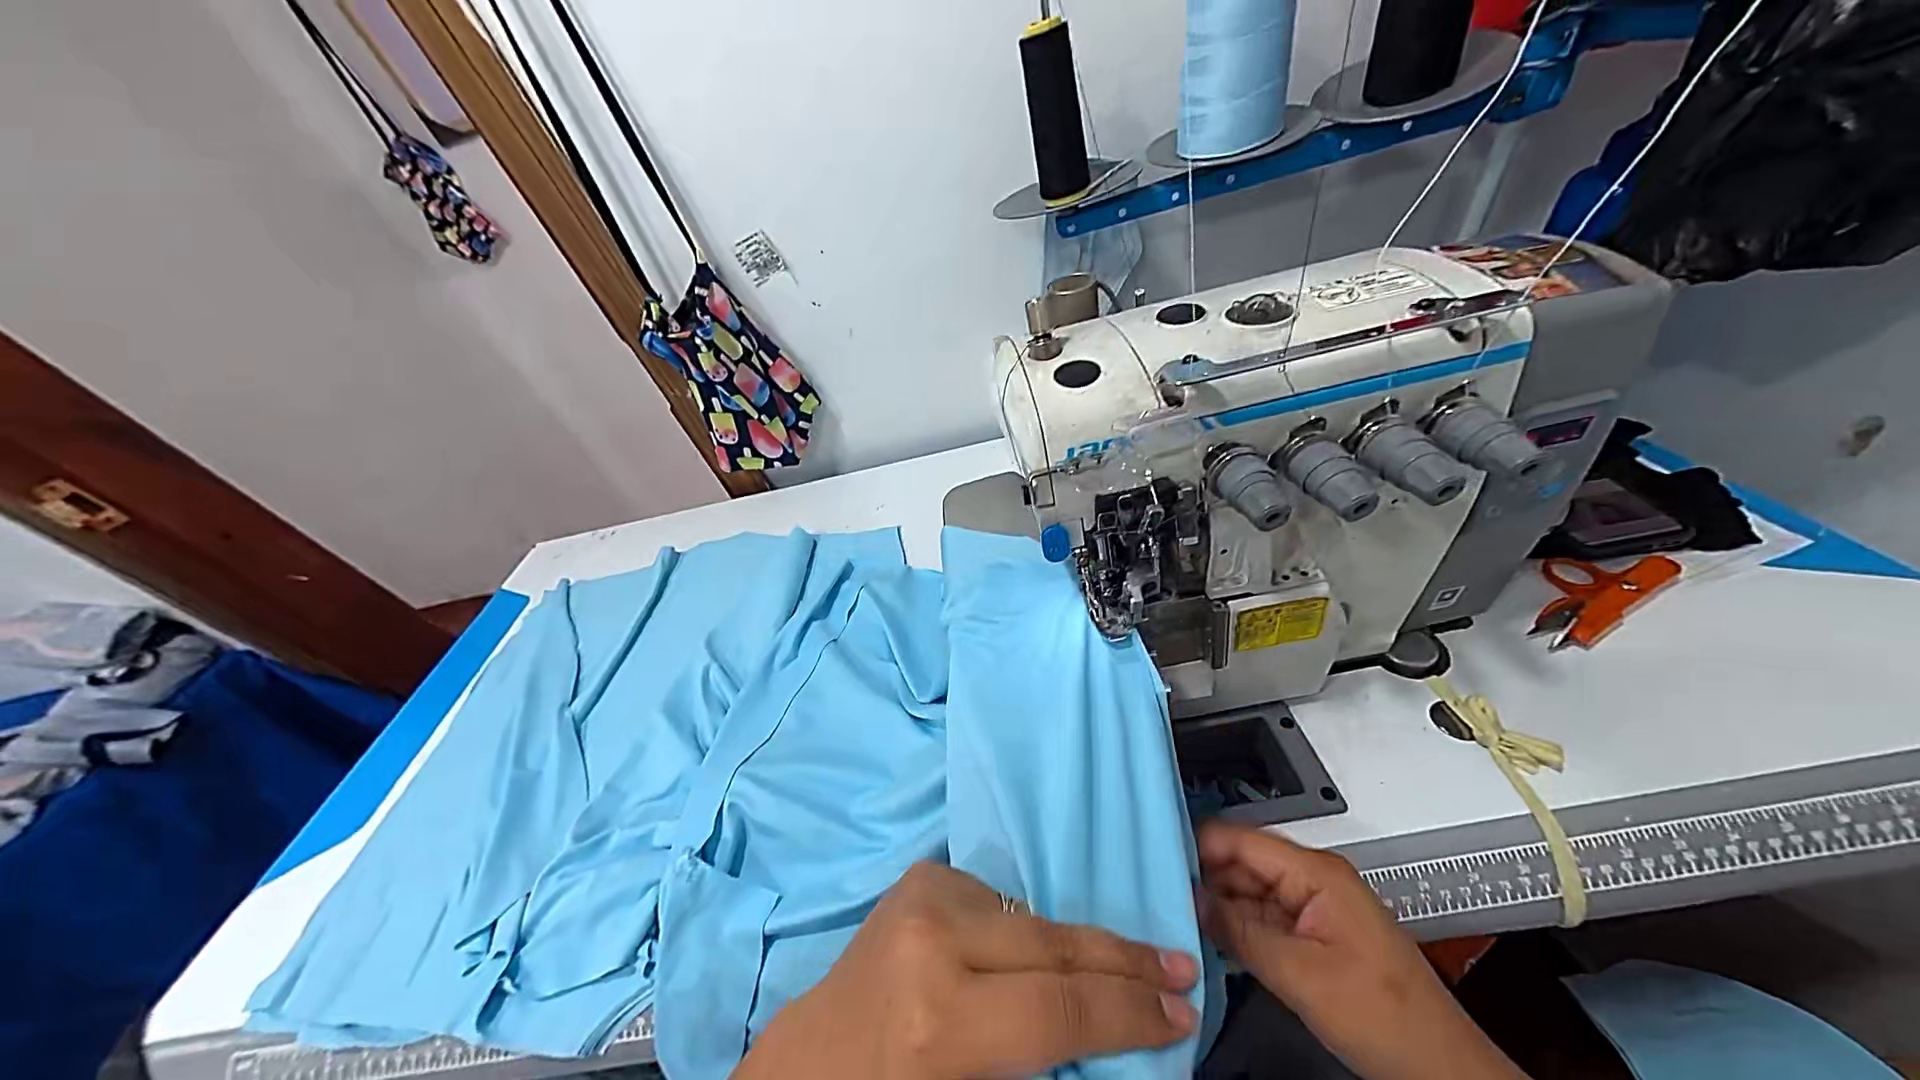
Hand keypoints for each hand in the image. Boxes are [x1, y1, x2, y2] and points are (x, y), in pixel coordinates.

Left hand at [736, 861, 1199, 1079]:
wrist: (812, 1059)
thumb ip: (1043, 1058)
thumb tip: (1119, 1032)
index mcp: (937, 1017)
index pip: (1058, 1009)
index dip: (1128, 1014)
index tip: (1181, 1013)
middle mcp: (931, 941)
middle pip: (1053, 945)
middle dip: (1123, 962)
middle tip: (1178, 969)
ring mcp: (922, 897)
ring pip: (1029, 916)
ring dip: (1077, 945)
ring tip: (1125, 963)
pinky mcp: (919, 877)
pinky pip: (998, 901)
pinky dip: (1024, 929)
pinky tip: (1035, 952)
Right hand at [1196, 822, 1525, 1079]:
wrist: (1440, 1069)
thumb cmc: (1391, 1020)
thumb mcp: (1299, 974)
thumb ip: (1239, 931)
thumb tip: (1195, 900)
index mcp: (1317, 872)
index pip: (1241, 839)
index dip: (1199, 846)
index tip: (1163, 860)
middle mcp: (1314, 879)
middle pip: (1241, 862)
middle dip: (1205, 879)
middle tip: (1168, 899)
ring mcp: (1313, 905)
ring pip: (1248, 890)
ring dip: (1219, 906)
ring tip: (1184, 920)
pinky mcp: (1312, 931)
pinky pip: (1262, 916)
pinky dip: (1237, 927)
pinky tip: (1213, 940)